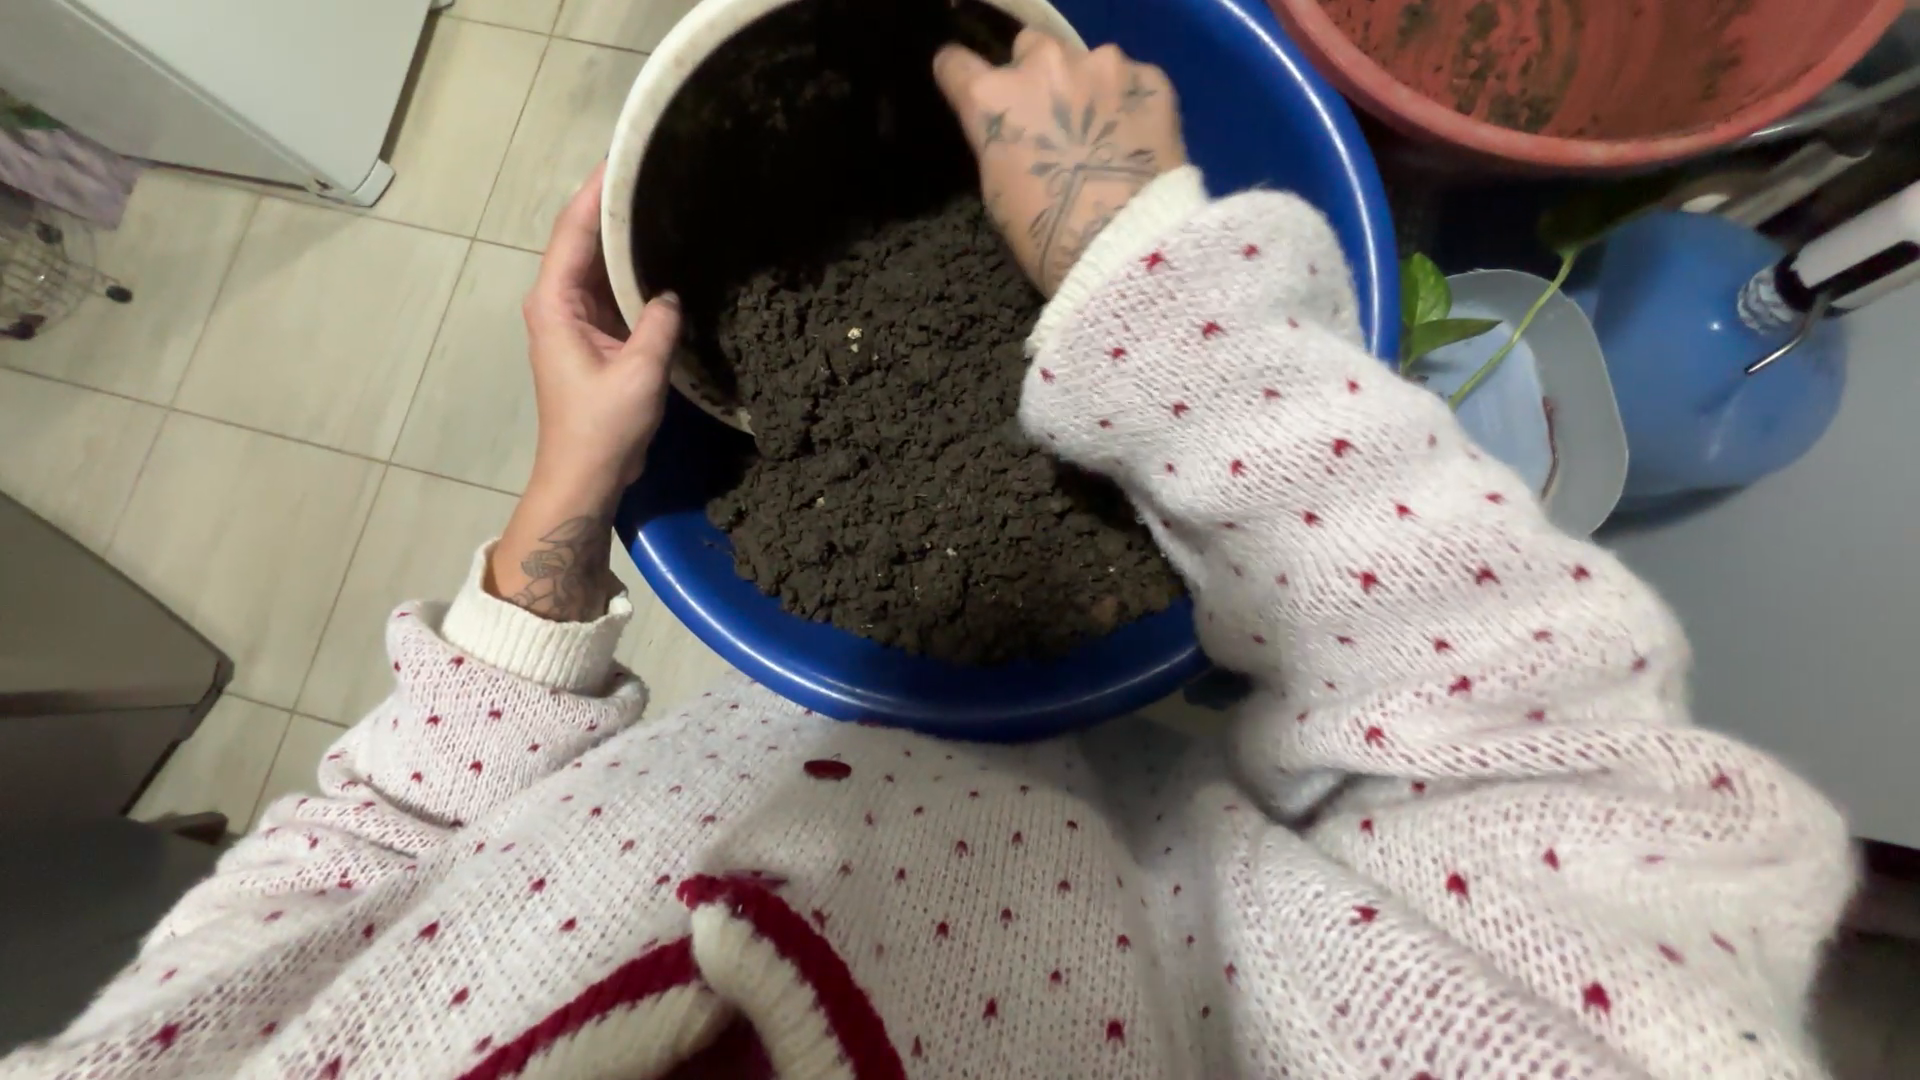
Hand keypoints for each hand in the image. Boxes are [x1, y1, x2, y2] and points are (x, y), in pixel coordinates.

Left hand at [522, 161, 681, 496]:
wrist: (587, 473)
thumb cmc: (603, 426)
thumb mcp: (639, 373)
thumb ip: (657, 326)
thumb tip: (670, 294)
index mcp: (556, 303)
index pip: (574, 232)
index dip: (596, 194)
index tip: (622, 159)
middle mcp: (560, 303)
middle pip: (584, 243)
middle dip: (614, 211)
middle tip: (653, 180)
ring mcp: (577, 322)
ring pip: (600, 270)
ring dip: (626, 245)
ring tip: (662, 212)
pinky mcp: (595, 340)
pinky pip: (614, 297)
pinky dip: (634, 280)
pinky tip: (662, 266)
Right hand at [934, 31, 1185, 294]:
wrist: (1126, 248)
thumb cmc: (1047, 238)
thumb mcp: (999, 195)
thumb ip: (998, 144)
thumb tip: (1010, 130)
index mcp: (993, 99)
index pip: (957, 65)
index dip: (963, 80)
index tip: (972, 93)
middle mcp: (1044, 64)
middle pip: (1029, 49)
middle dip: (1035, 79)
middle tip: (1051, 124)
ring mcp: (1103, 65)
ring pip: (1086, 61)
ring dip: (1087, 89)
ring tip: (1101, 138)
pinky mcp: (1150, 79)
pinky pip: (1133, 82)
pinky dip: (1130, 106)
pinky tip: (1135, 144)